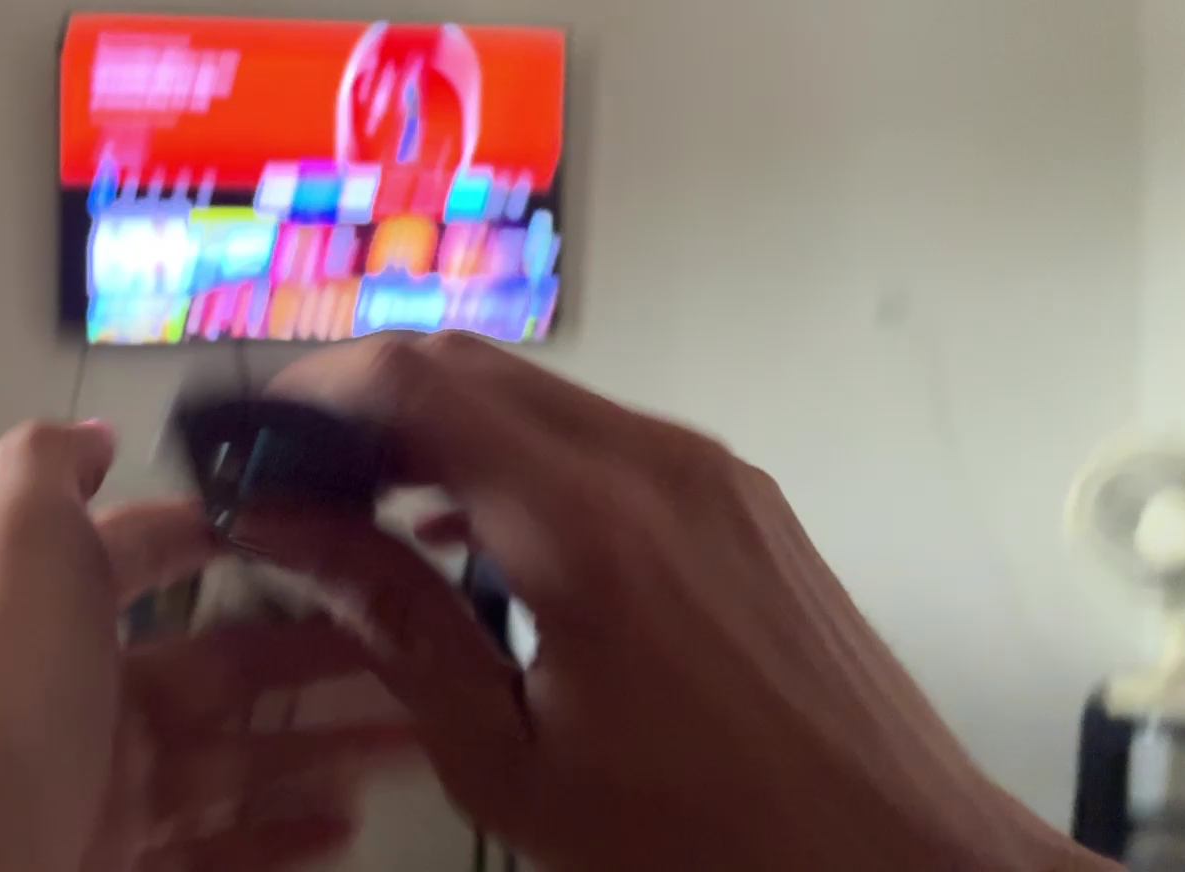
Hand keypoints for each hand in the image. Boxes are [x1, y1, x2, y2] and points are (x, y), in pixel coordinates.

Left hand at [0, 420, 416, 871]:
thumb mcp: (13, 532)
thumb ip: (51, 463)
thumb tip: (99, 434)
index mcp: (65, 607)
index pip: (162, 554)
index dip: (233, 534)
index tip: (315, 529)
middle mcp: (86, 692)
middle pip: (224, 662)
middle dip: (313, 650)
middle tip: (397, 644)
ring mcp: (107, 787)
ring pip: (242, 755)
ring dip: (324, 744)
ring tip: (408, 735)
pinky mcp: (123, 862)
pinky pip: (223, 844)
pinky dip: (286, 832)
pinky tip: (349, 819)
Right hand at [237, 334, 1100, 870]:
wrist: (913, 871)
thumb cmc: (700, 846)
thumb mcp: (508, 758)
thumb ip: (395, 624)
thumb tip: (297, 535)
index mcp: (584, 523)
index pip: (423, 385)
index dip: (330, 383)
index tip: (271, 417)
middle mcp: (643, 456)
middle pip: (468, 364)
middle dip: (371, 393)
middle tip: (310, 456)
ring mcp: (694, 458)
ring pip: (524, 388)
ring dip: (435, 417)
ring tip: (373, 488)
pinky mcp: (721, 479)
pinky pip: (581, 427)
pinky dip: (503, 446)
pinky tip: (468, 517)